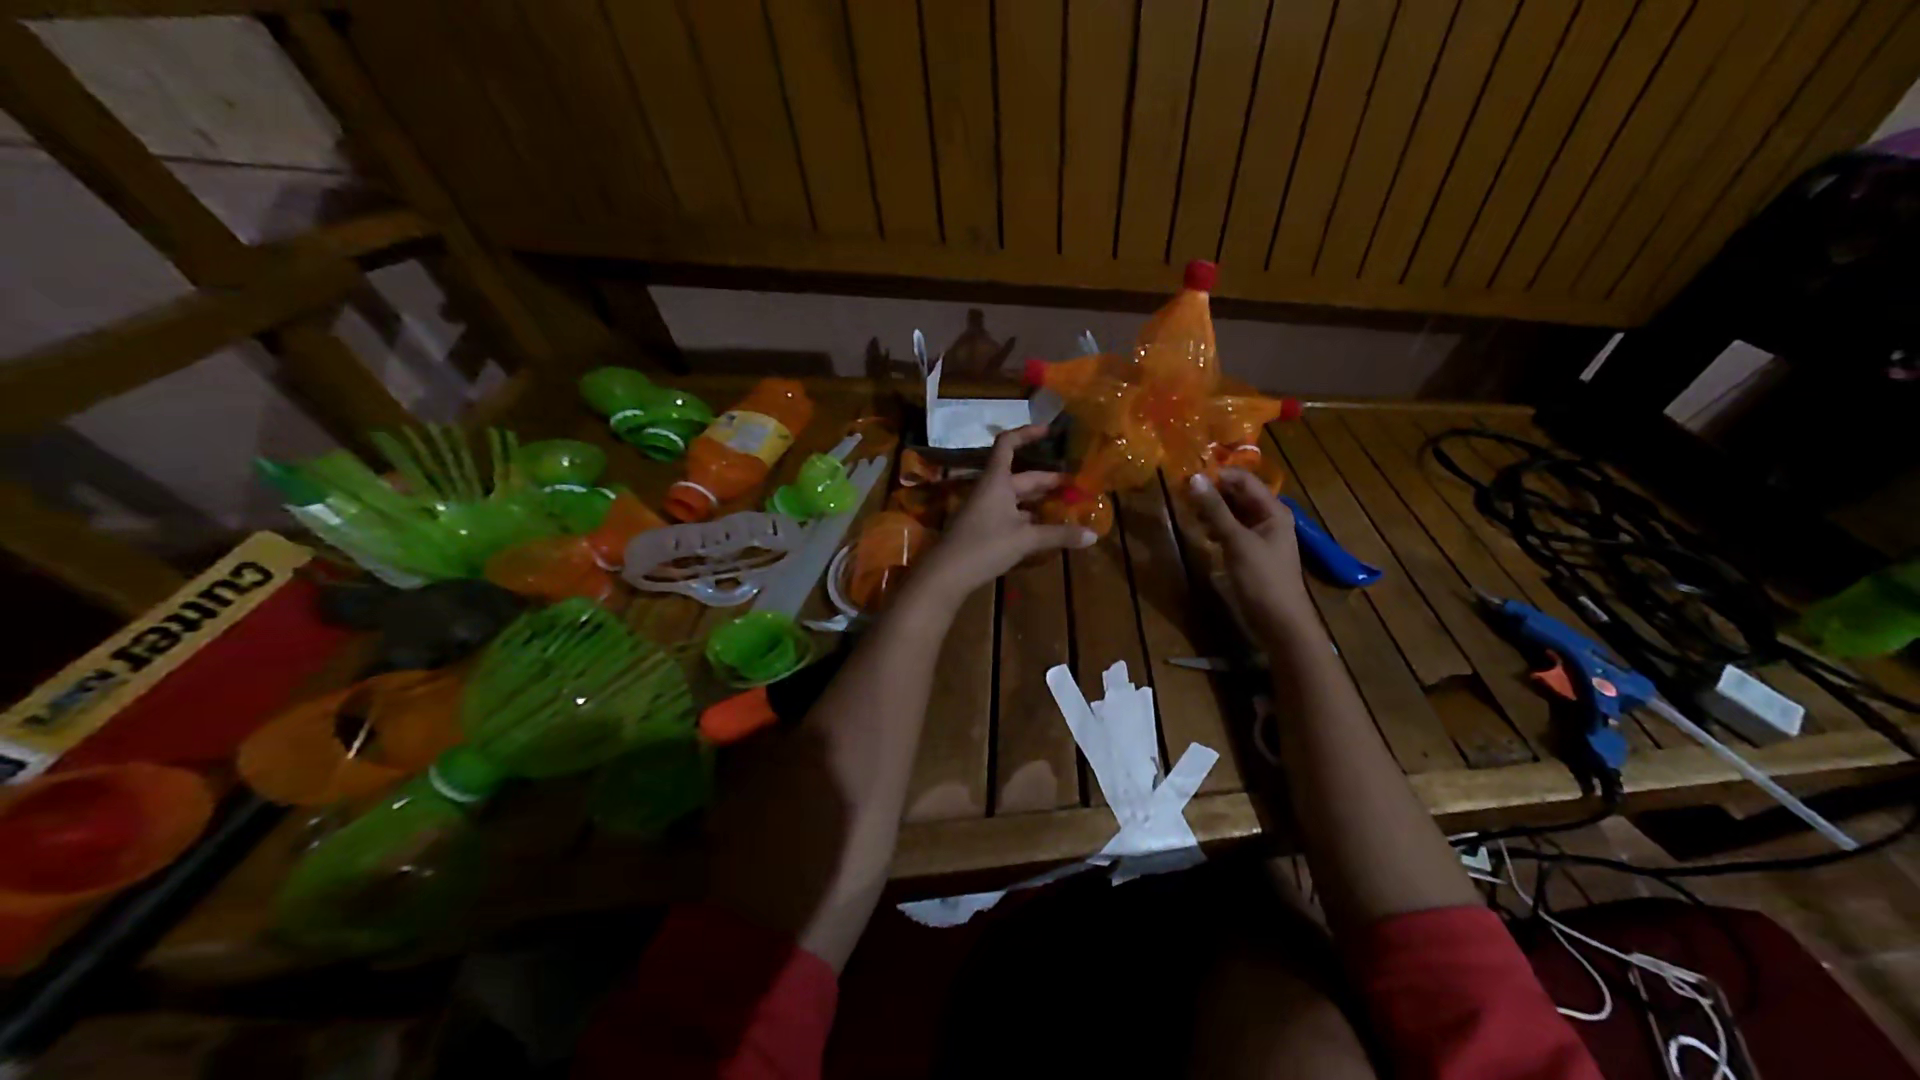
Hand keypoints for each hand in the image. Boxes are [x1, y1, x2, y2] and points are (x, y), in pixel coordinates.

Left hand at [914, 426, 1096, 599]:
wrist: (945, 574)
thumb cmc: (985, 546)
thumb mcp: (1025, 540)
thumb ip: (1059, 535)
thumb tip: (1093, 535)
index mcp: (996, 481)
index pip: (1008, 443)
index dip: (1028, 433)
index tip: (1050, 432)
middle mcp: (990, 489)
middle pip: (1021, 476)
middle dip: (1048, 480)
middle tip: (1075, 486)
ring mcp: (984, 509)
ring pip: (1016, 497)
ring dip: (1039, 499)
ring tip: (1065, 505)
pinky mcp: (982, 528)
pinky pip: (1009, 514)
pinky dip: (1028, 517)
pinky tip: (1044, 528)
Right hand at [1187, 468, 1312, 640]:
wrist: (1279, 622)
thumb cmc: (1262, 578)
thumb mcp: (1236, 541)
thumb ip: (1215, 510)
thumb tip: (1195, 478)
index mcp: (1273, 510)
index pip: (1243, 479)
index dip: (1218, 474)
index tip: (1187, 476)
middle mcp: (1268, 518)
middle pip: (1238, 494)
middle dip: (1212, 492)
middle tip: (1182, 492)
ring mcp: (1260, 536)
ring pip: (1233, 512)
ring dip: (1212, 509)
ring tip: (1187, 510)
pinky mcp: (1250, 552)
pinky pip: (1232, 530)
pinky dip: (1216, 527)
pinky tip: (1201, 531)